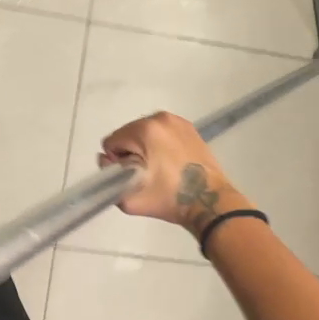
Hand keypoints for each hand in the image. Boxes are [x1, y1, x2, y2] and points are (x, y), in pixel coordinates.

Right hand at [99, 112, 254, 236]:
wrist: (210, 202)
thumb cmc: (170, 199)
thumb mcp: (129, 199)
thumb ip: (108, 179)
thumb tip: (108, 162)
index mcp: (145, 130)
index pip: (112, 142)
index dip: (115, 161)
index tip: (131, 176)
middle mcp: (160, 118)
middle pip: (128, 134)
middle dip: (130, 152)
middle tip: (145, 174)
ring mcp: (177, 121)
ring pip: (144, 132)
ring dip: (144, 148)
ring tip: (159, 169)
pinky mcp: (189, 128)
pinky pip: (161, 133)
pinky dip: (160, 144)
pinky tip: (169, 162)